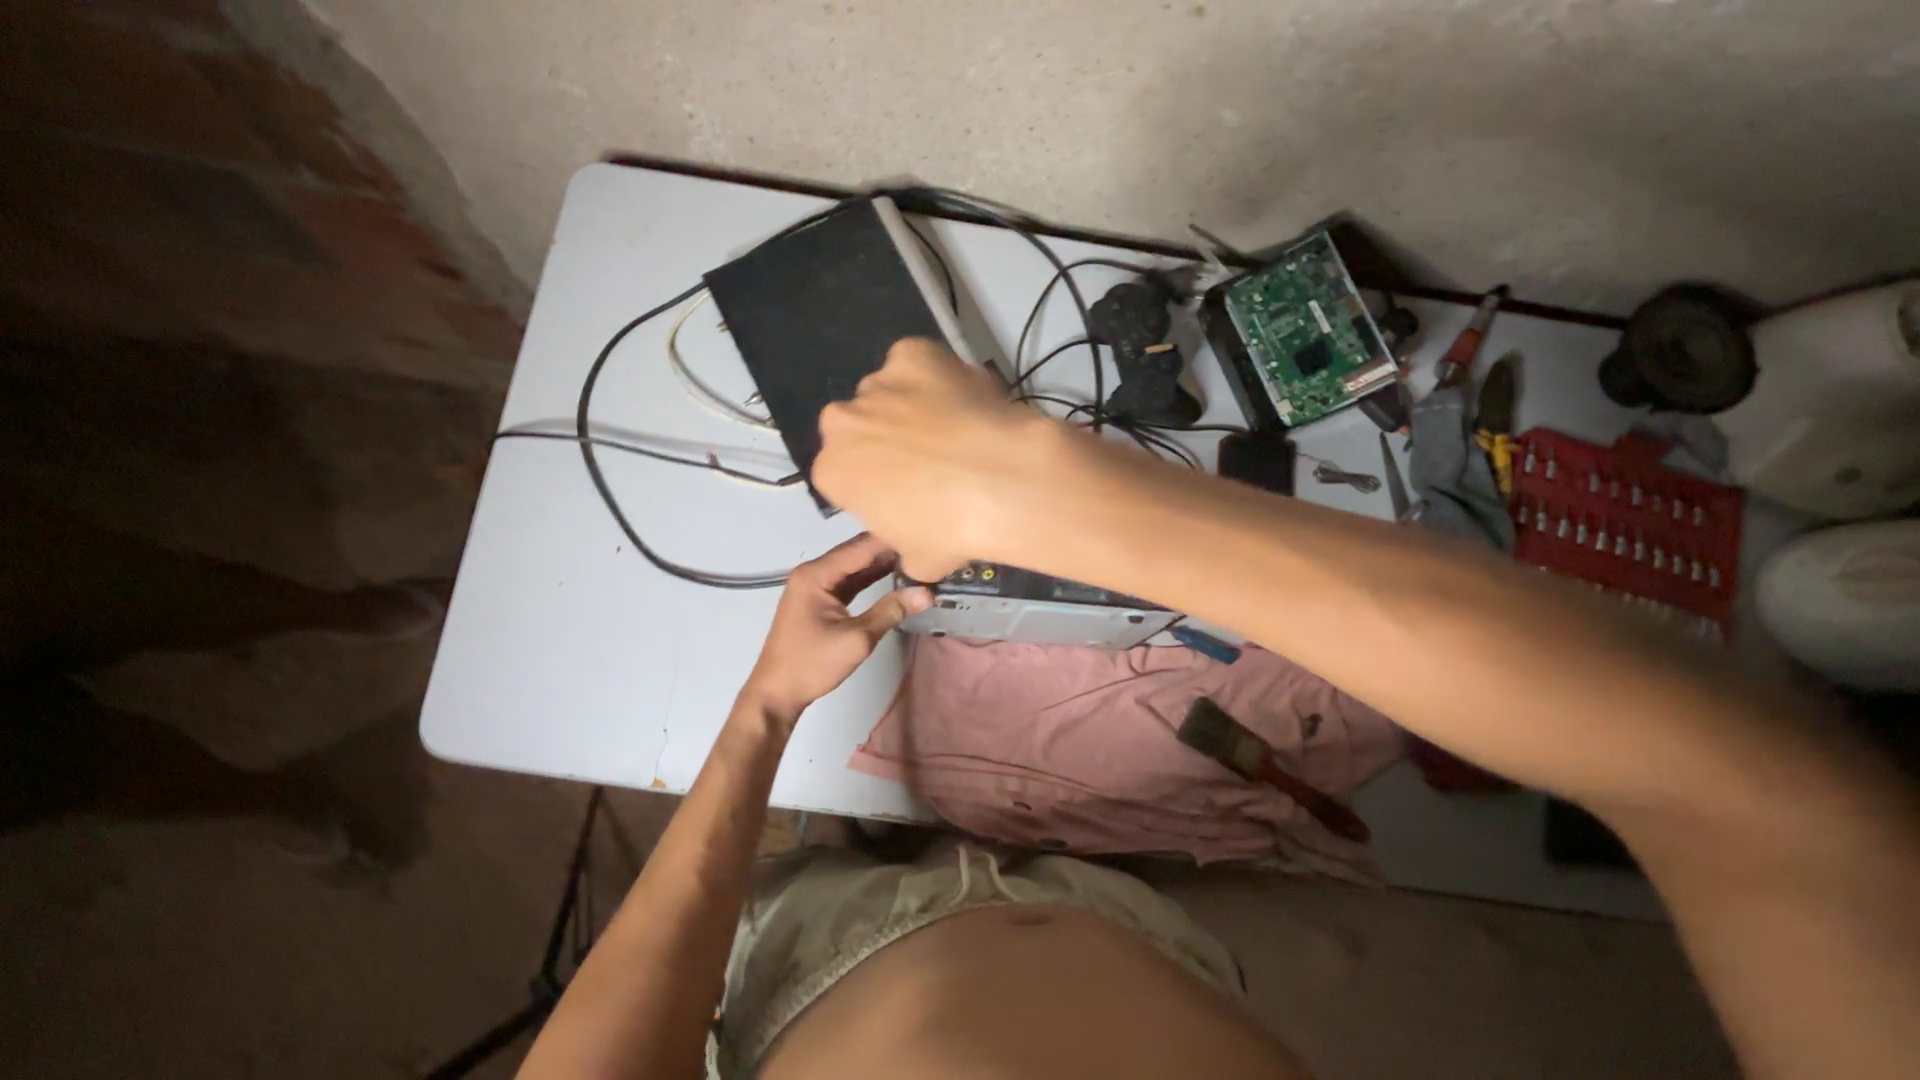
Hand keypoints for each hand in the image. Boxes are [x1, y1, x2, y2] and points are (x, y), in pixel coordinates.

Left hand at [740, 533, 931, 724]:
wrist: (777, 692)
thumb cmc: (812, 664)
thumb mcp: (857, 639)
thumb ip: (891, 611)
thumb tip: (928, 593)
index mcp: (817, 573)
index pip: (861, 547)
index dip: (893, 541)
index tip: (924, 538)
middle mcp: (814, 571)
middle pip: (858, 552)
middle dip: (890, 550)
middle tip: (926, 548)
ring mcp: (815, 585)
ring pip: (855, 566)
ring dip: (883, 564)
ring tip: (919, 559)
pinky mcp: (820, 599)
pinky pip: (849, 581)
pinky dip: (871, 579)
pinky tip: (896, 576)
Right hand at [814, 338, 1073, 579]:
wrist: (1003, 480)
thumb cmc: (953, 530)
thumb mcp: (919, 560)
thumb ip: (903, 545)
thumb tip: (916, 545)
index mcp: (832, 472)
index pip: (844, 475)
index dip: (875, 484)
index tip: (906, 493)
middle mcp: (841, 421)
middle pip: (859, 427)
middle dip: (886, 440)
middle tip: (931, 459)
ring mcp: (877, 382)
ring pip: (889, 393)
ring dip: (912, 407)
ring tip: (956, 429)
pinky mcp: (913, 352)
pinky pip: (919, 363)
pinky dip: (937, 377)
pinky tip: (964, 400)